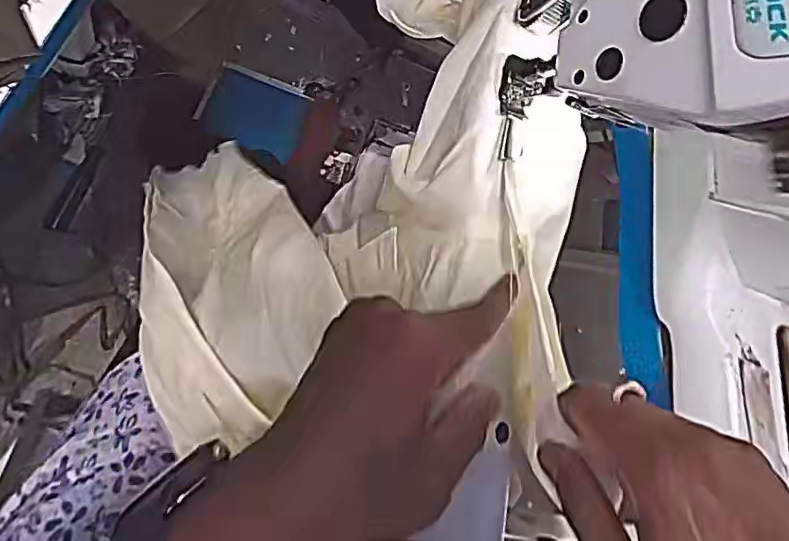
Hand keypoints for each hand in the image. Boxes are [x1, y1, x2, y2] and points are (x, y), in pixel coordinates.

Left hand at [169, 280, 512, 540]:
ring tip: (402, 418)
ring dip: (416, 358)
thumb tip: (482, 395)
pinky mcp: (333, 338)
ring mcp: (354, 326)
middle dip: (448, 357)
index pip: (473, 316)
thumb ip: (470, 423)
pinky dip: (390, 357)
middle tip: (444, 406)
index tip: (511, 284)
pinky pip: (380, 334)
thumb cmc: (352, 494)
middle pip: (437, 327)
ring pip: (408, 331)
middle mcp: (384, 322)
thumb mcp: (433, 474)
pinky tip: (380, 407)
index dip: (498, 301)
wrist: (277, 504)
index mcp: (417, 347)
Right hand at [541, 384, 788, 540]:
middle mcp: (698, 447)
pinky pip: (708, 444)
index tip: (565, 421)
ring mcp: (732, 455)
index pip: (597, 403)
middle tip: (601, 469)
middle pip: (634, 411)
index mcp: (659, 466)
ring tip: (649, 500)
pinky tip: (688, 505)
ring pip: (671, 425)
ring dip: (652, 447)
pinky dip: (690, 461)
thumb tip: (559, 463)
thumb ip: (584, 501)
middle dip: (613, 433)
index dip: (573, 409)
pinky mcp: (757, 468)